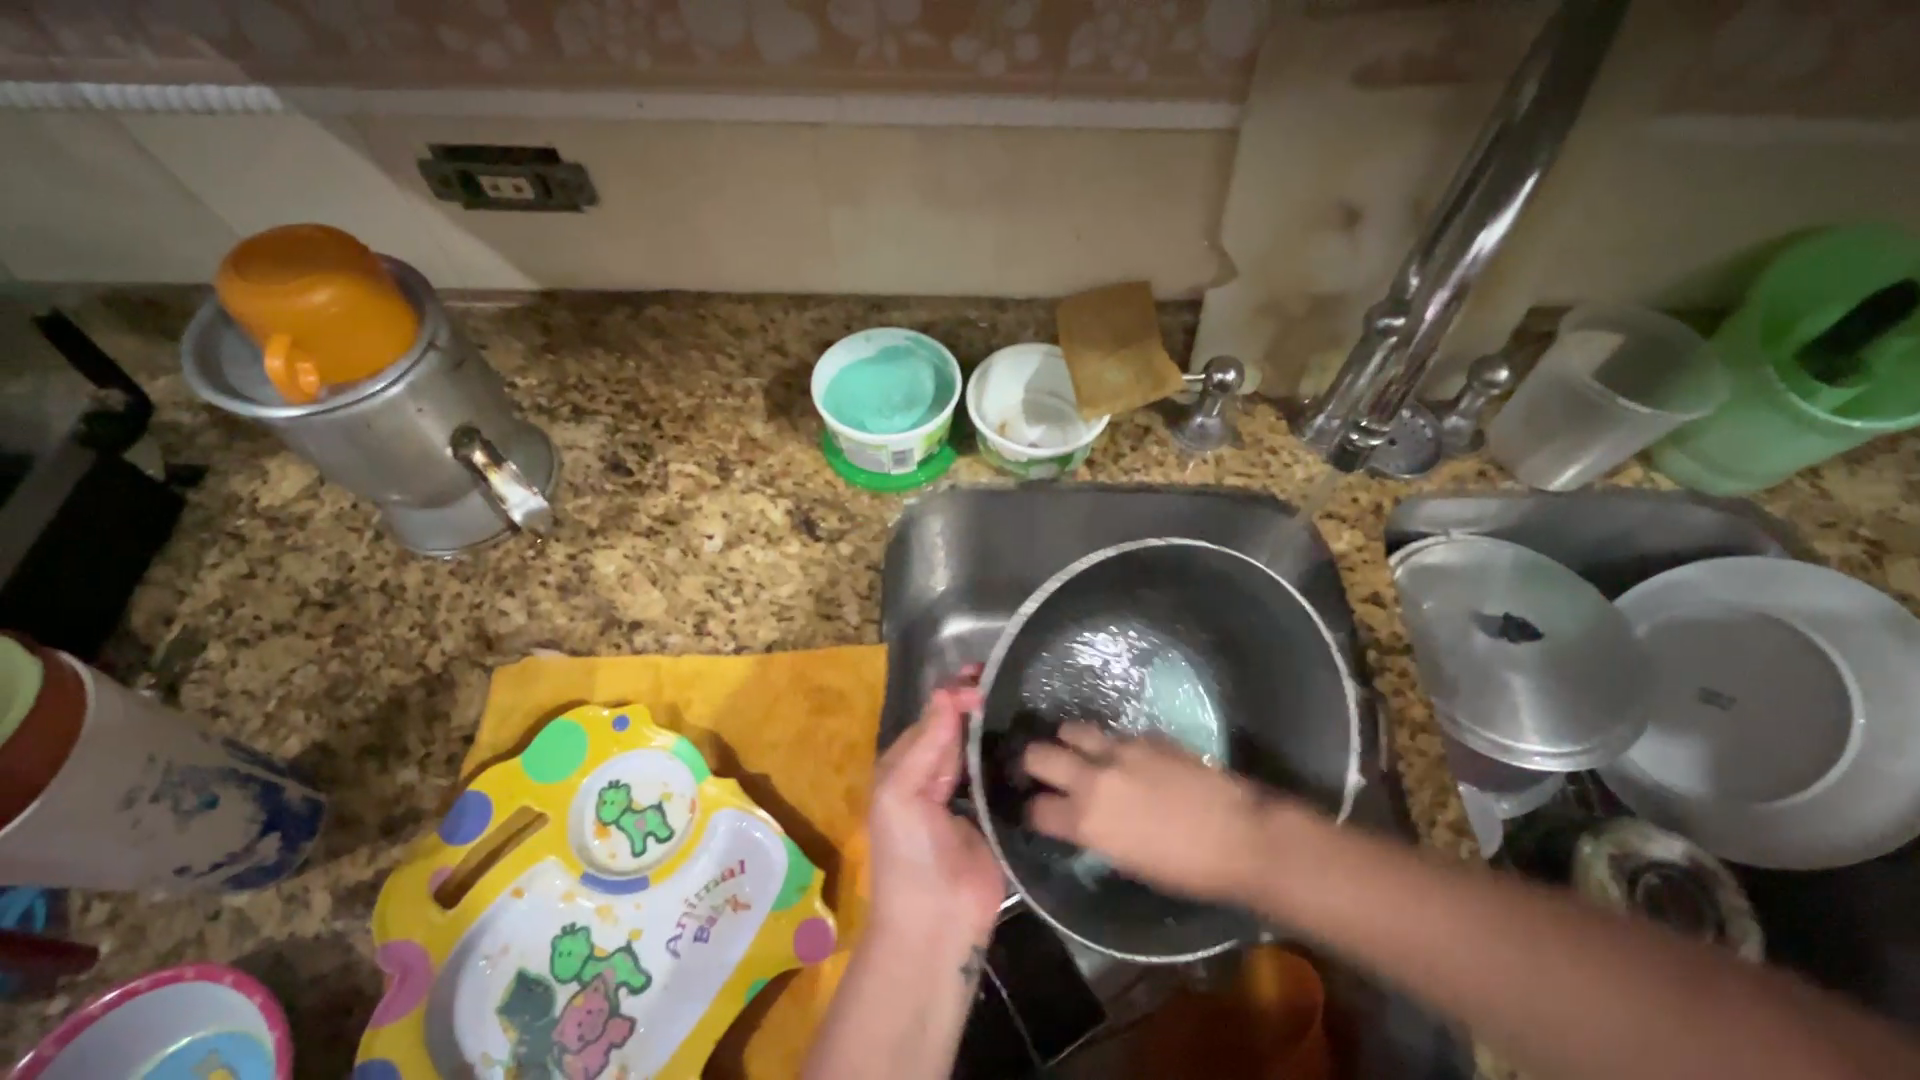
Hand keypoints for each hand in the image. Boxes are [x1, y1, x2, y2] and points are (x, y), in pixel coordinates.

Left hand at [864, 676, 1003, 952]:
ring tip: (1028, 696)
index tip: (982, 673)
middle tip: (1009, 675)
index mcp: (906, 766)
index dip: (952, 693)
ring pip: (982, 751)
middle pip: (958, 730)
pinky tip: (1037, 738)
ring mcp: (967, 797)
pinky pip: (1004, 779)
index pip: (931, 717)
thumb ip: (925, 745)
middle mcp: (935, 775)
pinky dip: (1016, 759)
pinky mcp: (995, 817)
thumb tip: (947, 694)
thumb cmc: (908, 854)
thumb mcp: (900, 793)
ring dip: (998, 727)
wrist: (937, 921)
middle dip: (976, 703)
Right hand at [1022, 723, 1296, 903]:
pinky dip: (1111, 744)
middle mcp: (1094, 779)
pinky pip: (1115, 734)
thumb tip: (1081, 822)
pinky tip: (1124, 757)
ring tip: (1076, 751)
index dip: (1030, 811)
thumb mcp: (1128, 861)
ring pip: (1072, 730)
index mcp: (1086, 822)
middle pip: (1038, 754)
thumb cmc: (1187, 869)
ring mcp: (1121, 751)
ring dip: (1068, 741)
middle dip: (1032, 762)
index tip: (1034, 811)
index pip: (1035, 810)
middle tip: (1039, 770)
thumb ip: (1095, 834)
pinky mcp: (1148, 737)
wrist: (1242, 837)